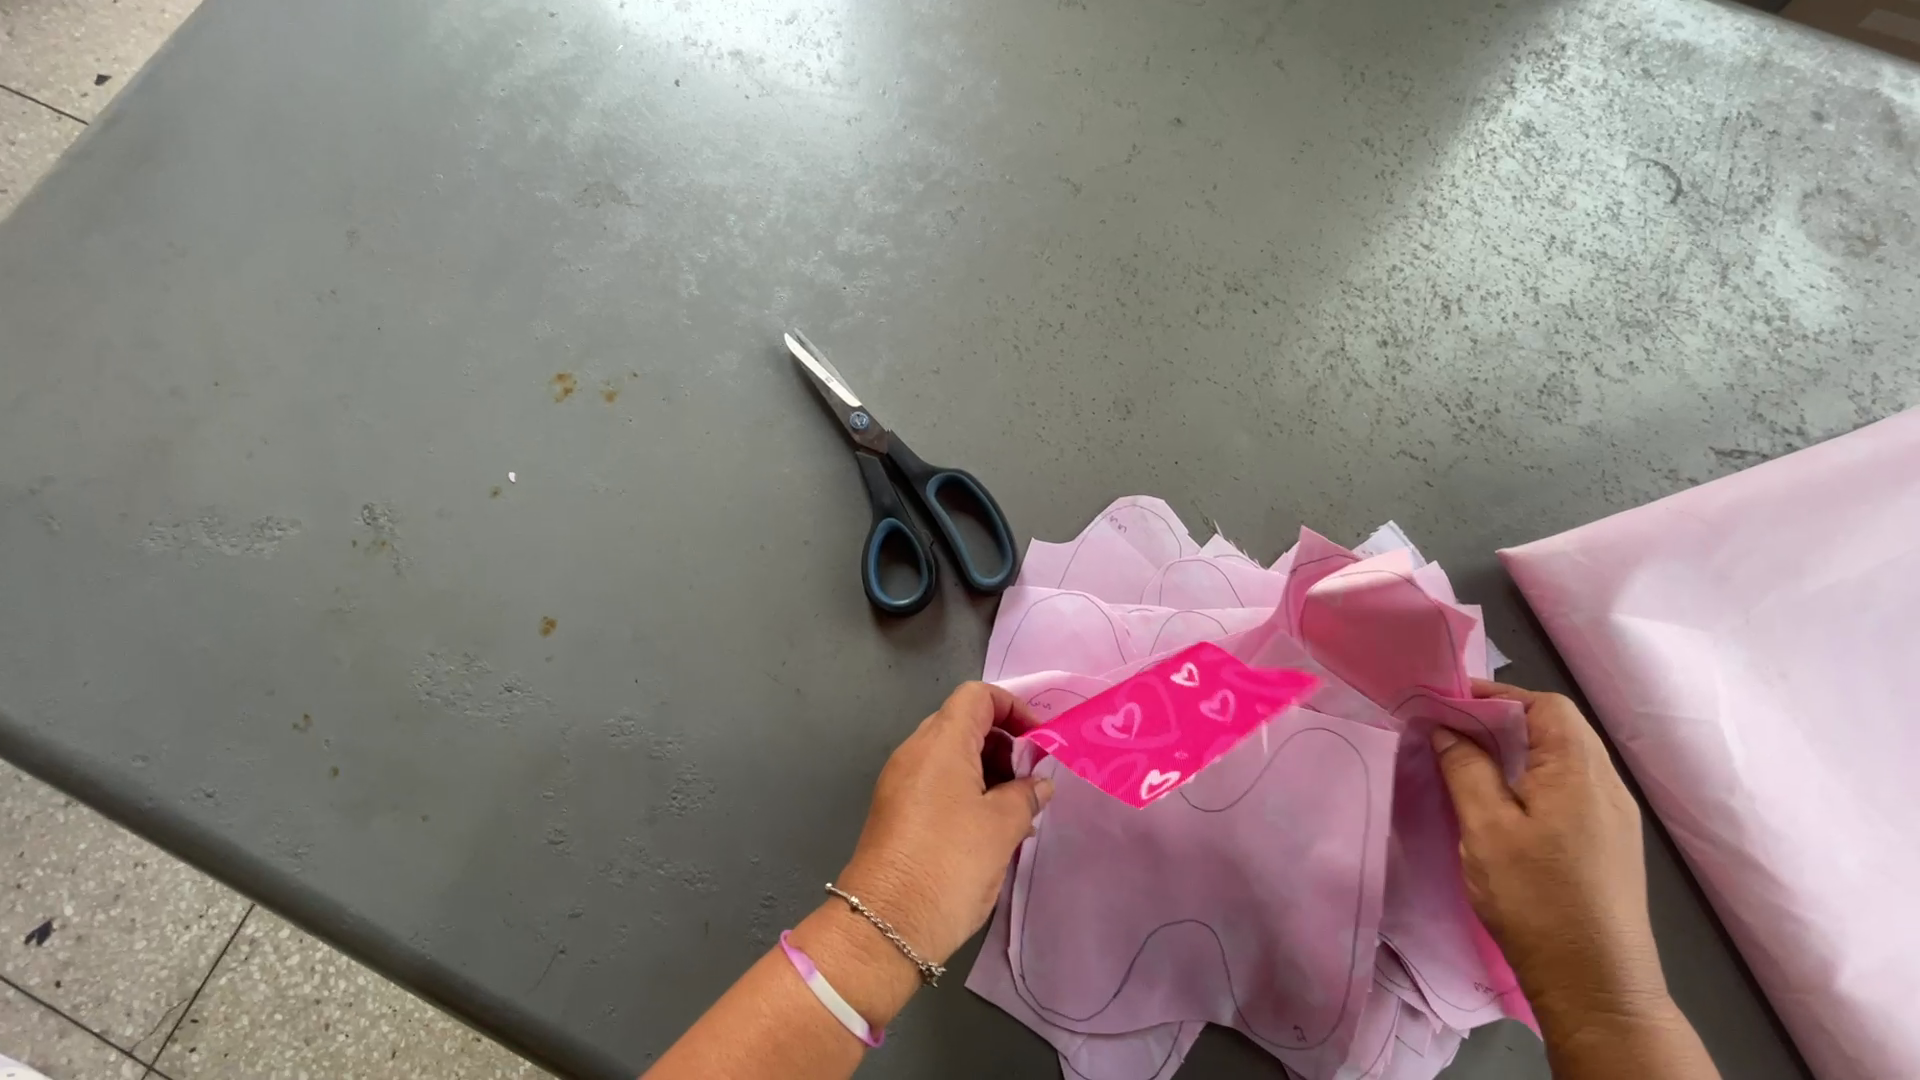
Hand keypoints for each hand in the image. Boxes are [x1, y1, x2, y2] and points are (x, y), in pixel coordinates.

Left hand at [834, 682, 1053, 966]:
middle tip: (1033, 778)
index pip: (977, 695)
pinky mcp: (897, 811)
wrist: (884, 926)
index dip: (1013, 707)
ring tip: (1020, 809)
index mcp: (940, 743)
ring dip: (989, 771)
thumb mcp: (1001, 828)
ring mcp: (901, 782)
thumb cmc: (948, 864)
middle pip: (964, 723)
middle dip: (1005, 743)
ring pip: (952, 756)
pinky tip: (993, 829)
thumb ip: (1027, 794)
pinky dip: (969, 791)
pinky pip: (938, 783)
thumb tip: (1040, 783)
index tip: (1039, 741)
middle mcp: (915, 752)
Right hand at [1430, 679, 1671, 1026]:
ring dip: (1513, 746)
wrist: (1596, 984)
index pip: (1546, 706)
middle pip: (1557, 727)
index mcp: (1579, 774)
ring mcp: (1610, 816)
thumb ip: (1466, 769)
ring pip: (1561, 756)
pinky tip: (1496, 794)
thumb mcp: (1486, 828)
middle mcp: (1605, 786)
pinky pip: (1566, 784)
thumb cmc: (1536, 899)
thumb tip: (1448, 728)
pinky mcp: (1605, 840)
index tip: (1446, 701)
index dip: (1497, 694)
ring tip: (1464, 755)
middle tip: (1447, 726)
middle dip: (1500, 717)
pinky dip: (1528, 772)